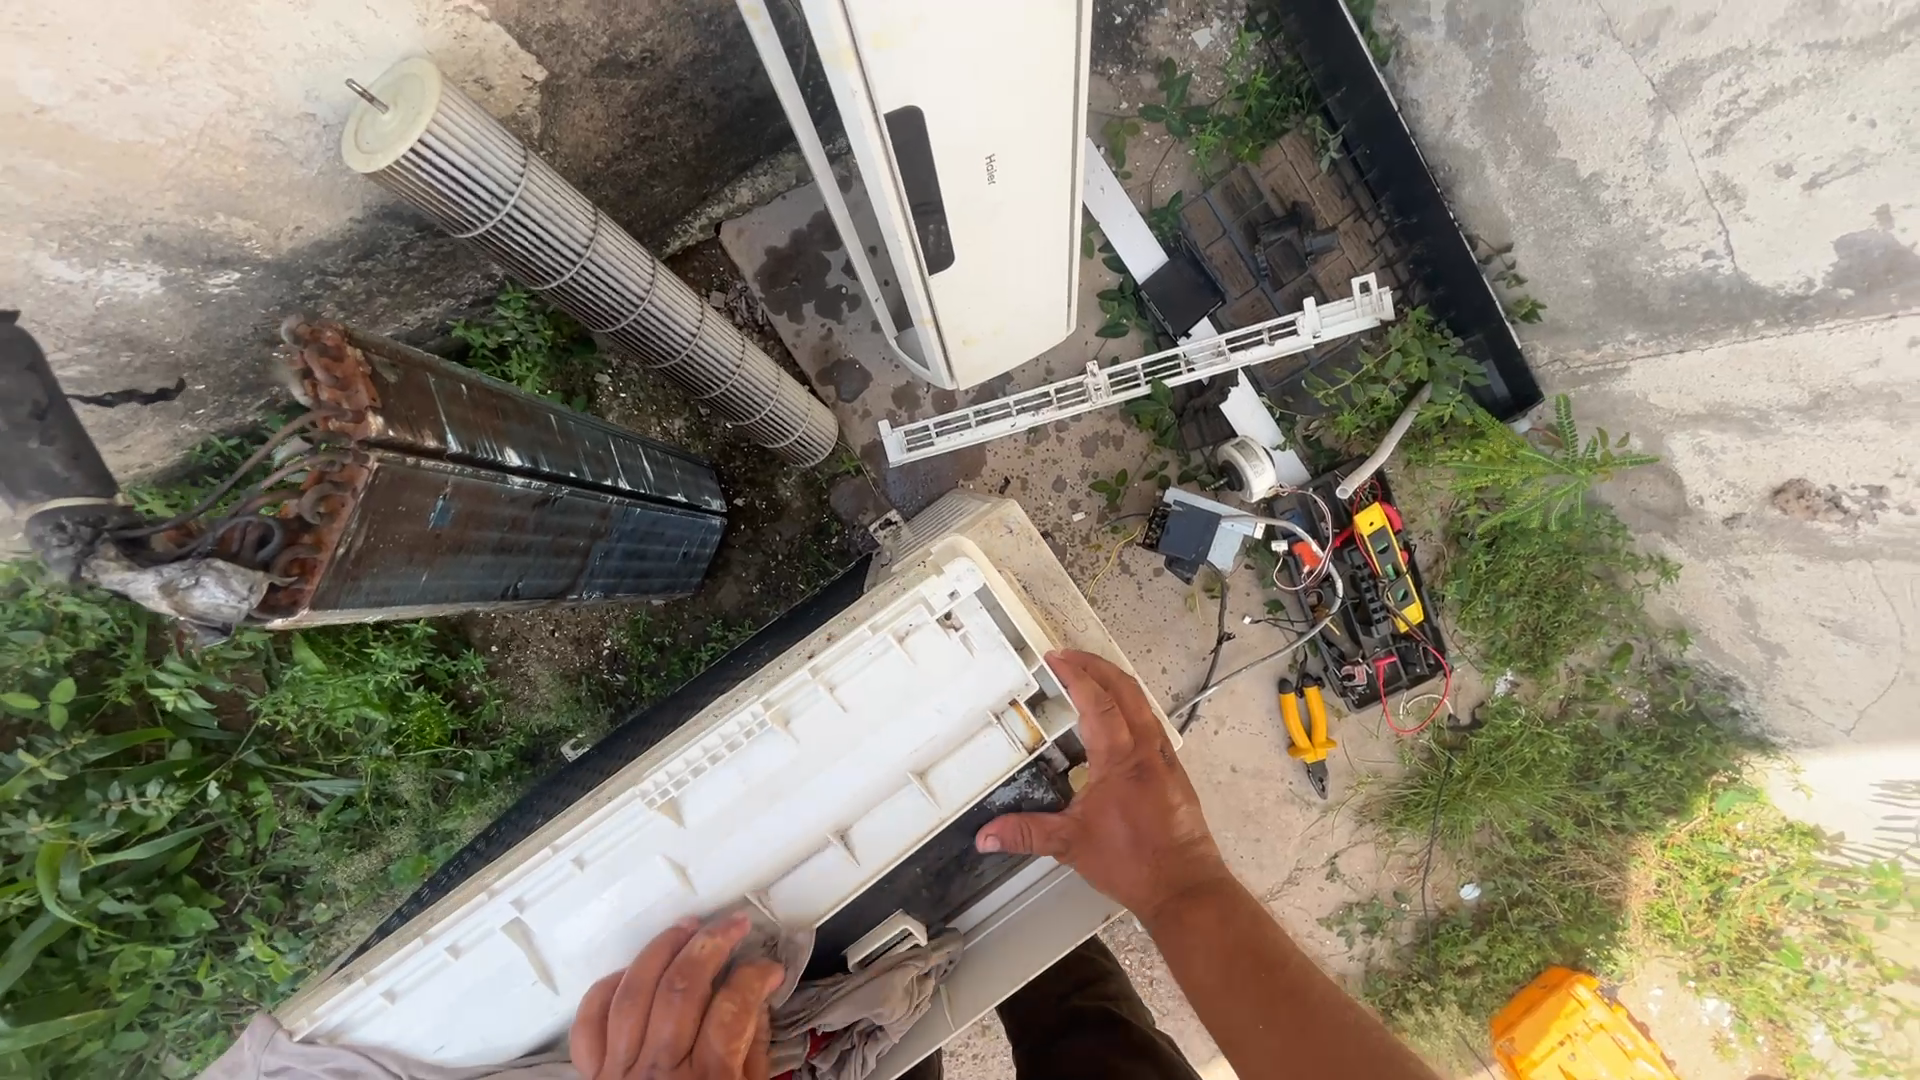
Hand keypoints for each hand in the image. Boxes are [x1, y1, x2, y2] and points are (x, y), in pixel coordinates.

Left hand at [570, 912, 786, 1079]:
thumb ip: (753, 1049)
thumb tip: (755, 997)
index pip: (732, 1007)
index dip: (756, 975)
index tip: (771, 968)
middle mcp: (658, 1075)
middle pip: (680, 990)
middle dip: (712, 944)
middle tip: (736, 925)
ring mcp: (618, 1076)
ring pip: (634, 994)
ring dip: (663, 949)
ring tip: (690, 927)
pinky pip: (590, 1025)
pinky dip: (608, 989)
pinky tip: (634, 970)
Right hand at [975, 650, 1233, 925]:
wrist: (1186, 888)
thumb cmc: (1135, 865)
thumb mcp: (1071, 845)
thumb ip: (1026, 832)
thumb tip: (987, 835)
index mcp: (1120, 759)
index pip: (1096, 702)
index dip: (1075, 674)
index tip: (1055, 658)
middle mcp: (1146, 749)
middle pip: (1124, 689)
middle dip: (1095, 665)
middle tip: (1067, 656)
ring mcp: (1164, 757)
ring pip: (1142, 703)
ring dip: (1115, 681)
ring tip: (1088, 676)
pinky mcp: (1172, 769)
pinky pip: (1151, 722)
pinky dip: (1130, 705)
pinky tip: (1116, 717)